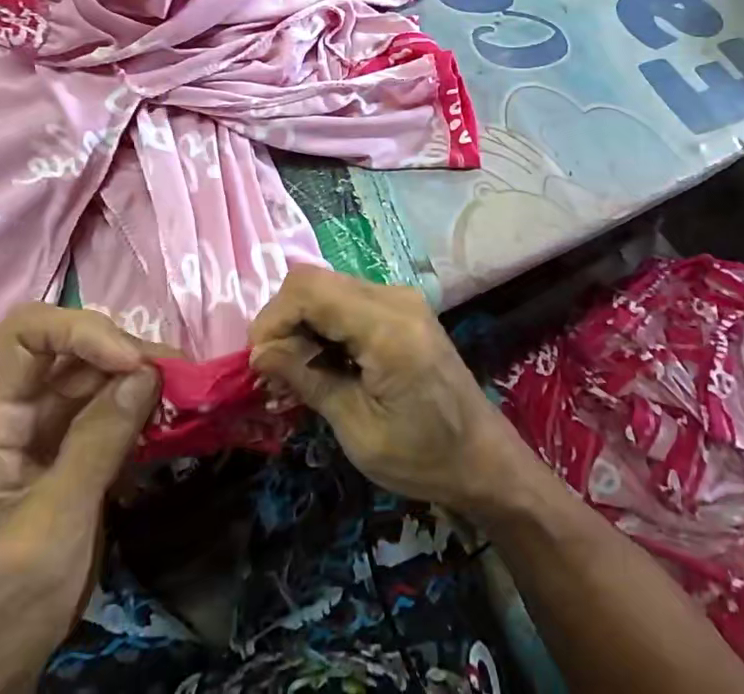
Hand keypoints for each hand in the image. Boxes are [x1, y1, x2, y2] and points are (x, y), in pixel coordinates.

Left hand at [0, 304, 162, 693]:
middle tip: (178, 374)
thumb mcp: (54, 524)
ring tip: (181, 390)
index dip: (79, 330)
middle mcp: (9, 417)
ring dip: (134, 379)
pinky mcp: (61, 460)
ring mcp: (36, 438)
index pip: (23, 336)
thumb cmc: (2, 603)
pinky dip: (133, 411)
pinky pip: (99, 417)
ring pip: (87, 381)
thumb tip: (145, 372)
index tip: (132, 360)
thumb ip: (97, 442)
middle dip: (120, 353)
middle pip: (63, 353)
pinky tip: (164, 415)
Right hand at [248, 265, 526, 512]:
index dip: (273, 319)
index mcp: (388, 327)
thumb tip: (258, 354)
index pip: (309, 290)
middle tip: (273, 370)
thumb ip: (307, 380)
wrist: (485, 461)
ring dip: (301, 323)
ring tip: (293, 371)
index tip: (259, 363)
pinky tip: (321, 362)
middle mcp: (394, 298)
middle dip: (282, 321)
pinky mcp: (401, 310)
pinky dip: (322, 325)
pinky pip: (346, 301)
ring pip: (327, 288)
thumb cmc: (424, 457)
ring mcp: (400, 300)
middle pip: (314, 282)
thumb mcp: (358, 430)